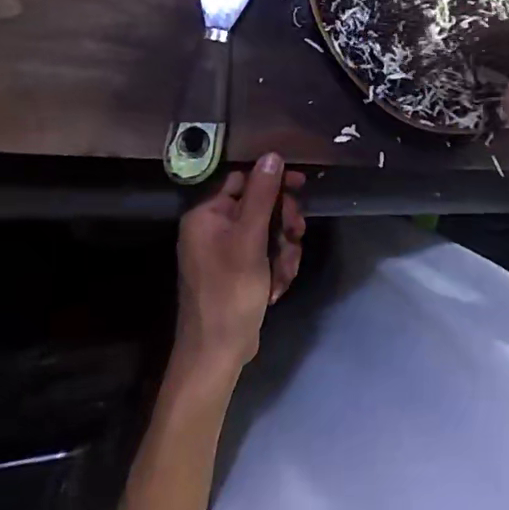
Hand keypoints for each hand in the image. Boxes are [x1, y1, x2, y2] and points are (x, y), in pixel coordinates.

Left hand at [174, 154, 305, 376]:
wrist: (217, 353)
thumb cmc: (229, 292)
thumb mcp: (250, 240)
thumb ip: (262, 196)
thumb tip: (272, 156)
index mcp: (207, 213)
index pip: (243, 180)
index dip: (273, 182)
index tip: (301, 186)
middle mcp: (213, 227)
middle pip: (260, 207)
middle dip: (282, 224)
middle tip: (295, 236)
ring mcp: (225, 251)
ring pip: (268, 234)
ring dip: (283, 252)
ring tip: (282, 275)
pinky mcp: (238, 272)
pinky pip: (265, 256)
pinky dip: (276, 269)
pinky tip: (276, 290)